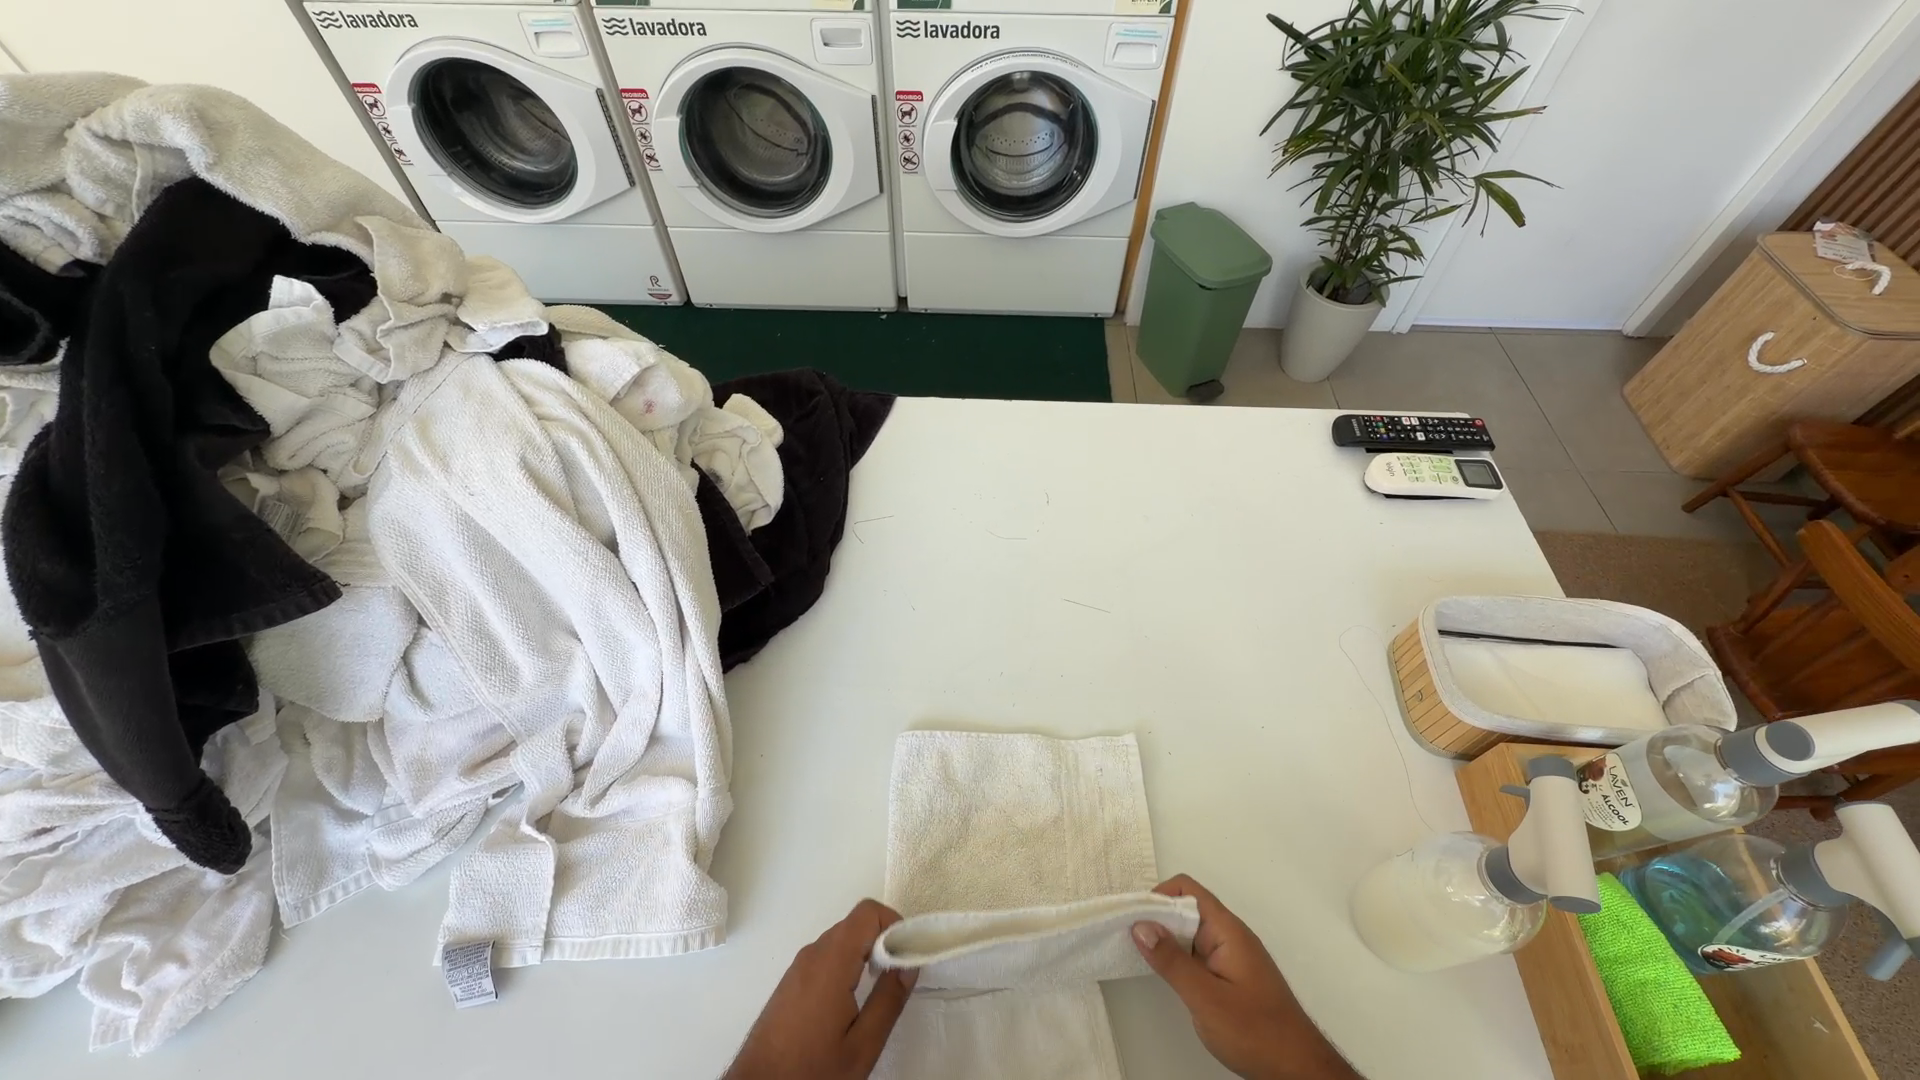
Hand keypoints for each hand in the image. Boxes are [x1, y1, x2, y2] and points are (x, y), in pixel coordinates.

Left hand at [723, 899, 917, 1079]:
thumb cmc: (813, 1069)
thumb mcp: (862, 1045)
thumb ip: (889, 1000)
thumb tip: (909, 964)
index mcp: (831, 961)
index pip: (867, 912)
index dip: (894, 924)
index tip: (908, 955)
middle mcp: (812, 954)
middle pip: (856, 924)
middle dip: (883, 941)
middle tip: (898, 977)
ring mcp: (798, 967)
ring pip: (841, 940)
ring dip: (865, 954)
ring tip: (877, 993)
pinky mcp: (790, 982)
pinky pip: (826, 956)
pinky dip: (847, 965)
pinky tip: (851, 1003)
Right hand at [1133, 875, 1360, 1079]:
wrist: (1300, 1073)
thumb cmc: (1255, 1032)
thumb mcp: (1205, 998)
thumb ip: (1171, 960)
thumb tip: (1140, 924)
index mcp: (1227, 930)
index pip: (1188, 890)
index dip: (1158, 896)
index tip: (1133, 918)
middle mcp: (1231, 936)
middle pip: (1188, 908)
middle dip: (1157, 917)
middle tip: (1128, 936)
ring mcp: (1233, 957)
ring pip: (1192, 933)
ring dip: (1167, 938)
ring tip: (1140, 954)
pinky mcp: (1232, 976)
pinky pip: (1199, 953)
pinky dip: (1179, 956)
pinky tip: (1165, 974)